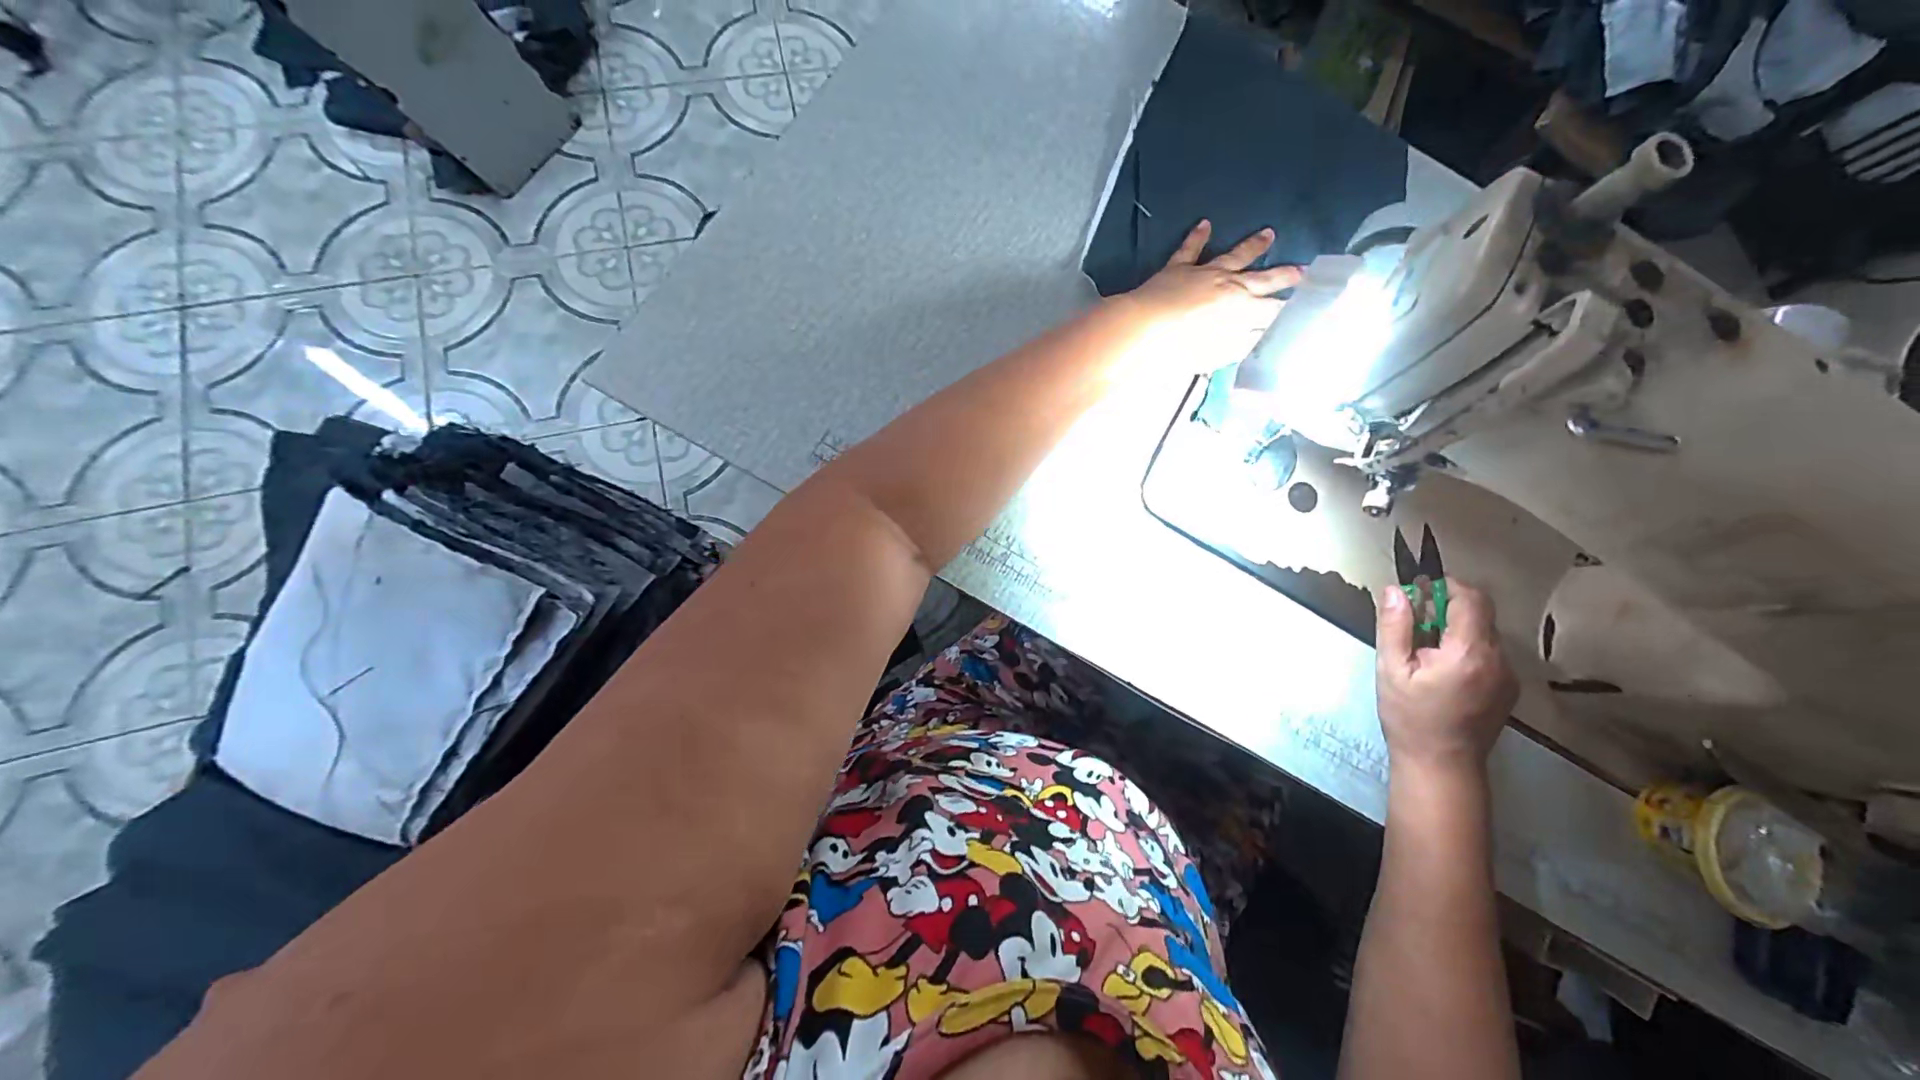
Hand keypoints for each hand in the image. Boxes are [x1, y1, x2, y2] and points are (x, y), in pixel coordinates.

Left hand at [1117, 220, 1302, 372]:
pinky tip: (1205, 224)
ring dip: (1252, 245)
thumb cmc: (1179, 349)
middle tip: (1302, 269)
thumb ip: (1236, 347)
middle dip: (1283, 275)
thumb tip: (1254, 338)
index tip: (1301, 306)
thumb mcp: (1214, 355)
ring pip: (1234, 256)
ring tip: (1268, 233)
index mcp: (1240, 310)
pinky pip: (1190, 250)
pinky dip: (1197, 237)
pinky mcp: (1178, 269)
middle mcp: (1229, 286)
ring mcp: (1204, 273)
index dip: (1286, 309)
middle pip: (1262, 279)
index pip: (1270, 310)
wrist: (1143, 329)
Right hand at [1374, 579, 1517, 776]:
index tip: (1418, 593)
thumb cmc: (1410, 718)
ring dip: (1456, 630)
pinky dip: (1466, 649)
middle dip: (1447, 609)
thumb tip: (1396, 590)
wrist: (1442, 765)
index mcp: (1469, 652)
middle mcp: (1498, 659)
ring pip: (1484, 633)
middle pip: (1480, 614)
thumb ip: (1395, 626)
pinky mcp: (1509, 687)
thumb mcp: (1390, 670)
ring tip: (1425, 654)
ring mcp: (1508, 674)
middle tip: (1414, 626)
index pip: (1471, 598)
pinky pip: (1489, 653)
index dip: (1446, 586)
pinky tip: (1443, 671)